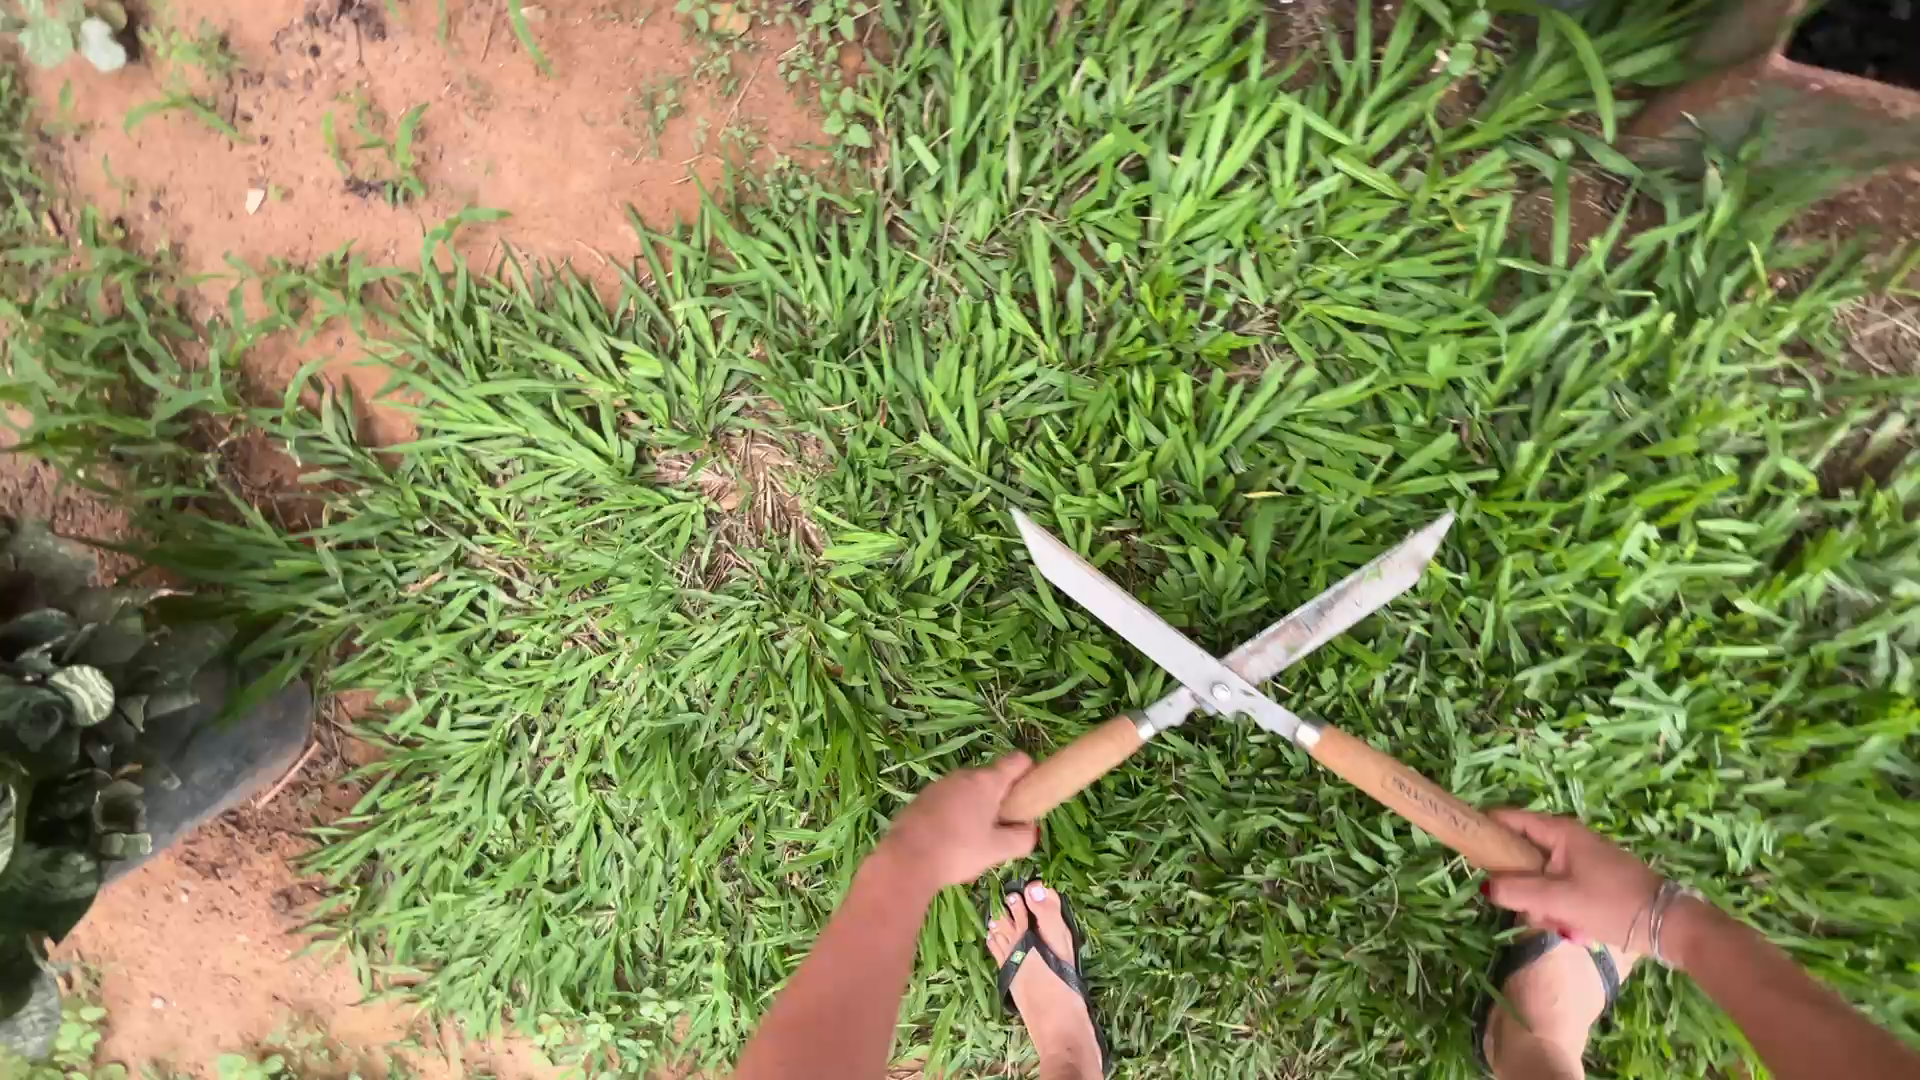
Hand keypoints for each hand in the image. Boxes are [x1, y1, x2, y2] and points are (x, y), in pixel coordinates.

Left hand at [875, 754, 1038, 892]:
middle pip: (993, 778)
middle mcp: (964, 775)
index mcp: (987, 781)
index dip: (1030, 774)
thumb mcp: (998, 850)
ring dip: (977, 808)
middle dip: (1001, 800)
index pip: (1018, 760)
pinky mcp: (923, 797)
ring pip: (969, 791)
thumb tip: (1030, 829)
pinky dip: (955, 814)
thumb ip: (1022, 838)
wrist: (906, 859)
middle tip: (1001, 831)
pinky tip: (950, 841)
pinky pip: (949, 800)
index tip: (1029, 799)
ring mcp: (941, 784)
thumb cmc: (958, 851)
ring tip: (973, 841)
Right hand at [1482, 809, 1661, 954]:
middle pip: (1521, 850)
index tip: (1468, 852)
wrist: (1680, 930)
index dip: (1483, 830)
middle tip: (1520, 903)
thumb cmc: (1614, 905)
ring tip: (1553, 922)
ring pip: (1540, 872)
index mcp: (1557, 831)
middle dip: (1517, 880)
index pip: (1505, 818)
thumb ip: (1516, 891)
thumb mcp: (1559, 900)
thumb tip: (1486, 886)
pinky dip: (1558, 903)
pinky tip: (1570, 926)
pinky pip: (1560, 884)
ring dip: (1539, 898)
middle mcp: (1568, 837)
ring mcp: (1583, 858)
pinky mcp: (1596, 878)